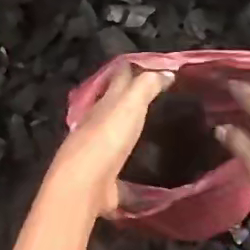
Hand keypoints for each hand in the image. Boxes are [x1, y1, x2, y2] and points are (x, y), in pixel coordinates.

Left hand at [49, 63, 174, 214]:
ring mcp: (98, 151)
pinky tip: (150, 165)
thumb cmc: (106, 139)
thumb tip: (165, 71)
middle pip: (114, 106)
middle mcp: (96, 124)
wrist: (84, 185)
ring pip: (116, 133)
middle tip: (160, 95)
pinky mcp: (105, 176)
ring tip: (157, 126)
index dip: (133, 68)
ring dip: (130, 128)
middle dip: (132, 98)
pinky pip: (123, 165)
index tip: (154, 64)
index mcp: (102, 104)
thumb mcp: (129, 105)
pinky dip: (134, 162)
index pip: (118, 78)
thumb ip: (145, 86)